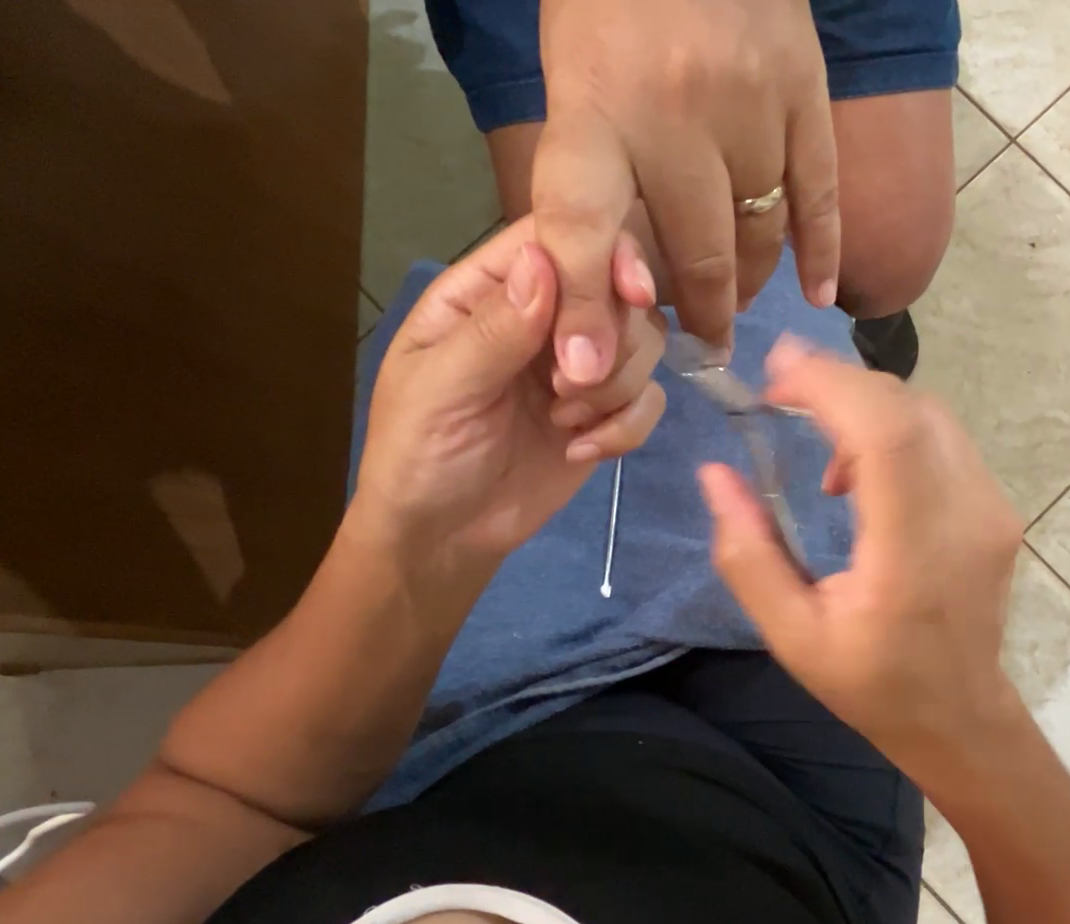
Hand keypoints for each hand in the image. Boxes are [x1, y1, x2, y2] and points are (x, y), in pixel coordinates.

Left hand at [350, 219, 666, 595]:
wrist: (446, 537)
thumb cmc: (420, 455)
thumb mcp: (439, 389)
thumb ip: (493, 330)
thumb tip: (544, 260)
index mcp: (490, 292)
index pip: (557, 239)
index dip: (602, 253)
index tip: (630, 292)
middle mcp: (545, 319)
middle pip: (617, 289)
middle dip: (609, 340)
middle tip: (568, 389)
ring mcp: (581, 367)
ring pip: (644, 343)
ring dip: (616, 389)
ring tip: (566, 424)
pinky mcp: (606, 415)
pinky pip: (650, 400)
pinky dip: (627, 428)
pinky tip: (583, 451)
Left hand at [533, 0, 839, 384]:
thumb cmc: (610, 11)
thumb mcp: (569, 91)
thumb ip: (588, 190)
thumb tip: (616, 298)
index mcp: (592, 109)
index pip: (577, 223)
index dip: (581, 306)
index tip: (585, 372)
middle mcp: (672, 113)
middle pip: (693, 255)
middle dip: (699, 315)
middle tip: (701, 345)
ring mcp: (750, 104)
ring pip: (758, 236)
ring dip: (748, 285)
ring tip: (737, 304)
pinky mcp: (807, 91)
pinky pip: (820, 197)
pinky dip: (821, 254)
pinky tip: (817, 294)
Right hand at [698, 339, 1025, 765]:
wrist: (960, 716)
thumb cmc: (872, 685)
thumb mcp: (792, 635)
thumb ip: (748, 554)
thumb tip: (716, 474)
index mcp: (912, 555)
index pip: (886, 434)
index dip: (830, 385)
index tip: (775, 373)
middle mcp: (965, 517)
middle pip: (910, 409)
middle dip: (840, 385)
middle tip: (782, 393)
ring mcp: (991, 508)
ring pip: (930, 415)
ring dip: (868, 408)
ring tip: (821, 452)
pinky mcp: (997, 508)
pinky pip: (944, 439)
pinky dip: (896, 430)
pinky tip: (864, 473)